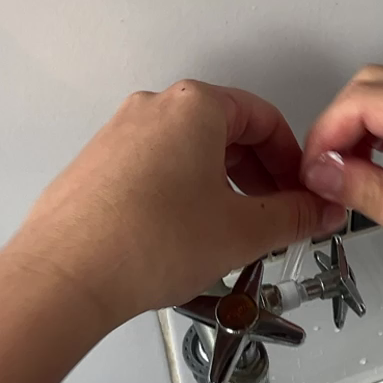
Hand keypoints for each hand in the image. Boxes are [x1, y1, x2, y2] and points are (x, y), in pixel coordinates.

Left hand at [4, 81, 343, 330]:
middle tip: (274, 214)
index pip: (264, 119)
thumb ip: (294, 216)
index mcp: (195, 105)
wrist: (64, 276)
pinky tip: (184, 233)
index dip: (292, 160)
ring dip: (222, 183)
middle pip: (227, 130)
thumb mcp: (242, 230)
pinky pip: (156, 165)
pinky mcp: (98, 163)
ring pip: (190, 149)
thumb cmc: (146, 242)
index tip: (301, 192)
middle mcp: (154, 107)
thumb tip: (318, 210)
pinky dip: (183, 189)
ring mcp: (120, 133)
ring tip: (231, 230)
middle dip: (259, 174)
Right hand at [299, 66, 382, 324]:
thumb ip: (377, 196)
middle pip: (380, 82)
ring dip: (363, 120)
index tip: (313, 167)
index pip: (370, 99)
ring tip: (346, 168)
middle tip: (323, 167)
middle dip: (340, 119)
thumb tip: (325, 169)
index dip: (329, 129)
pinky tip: (380, 157)